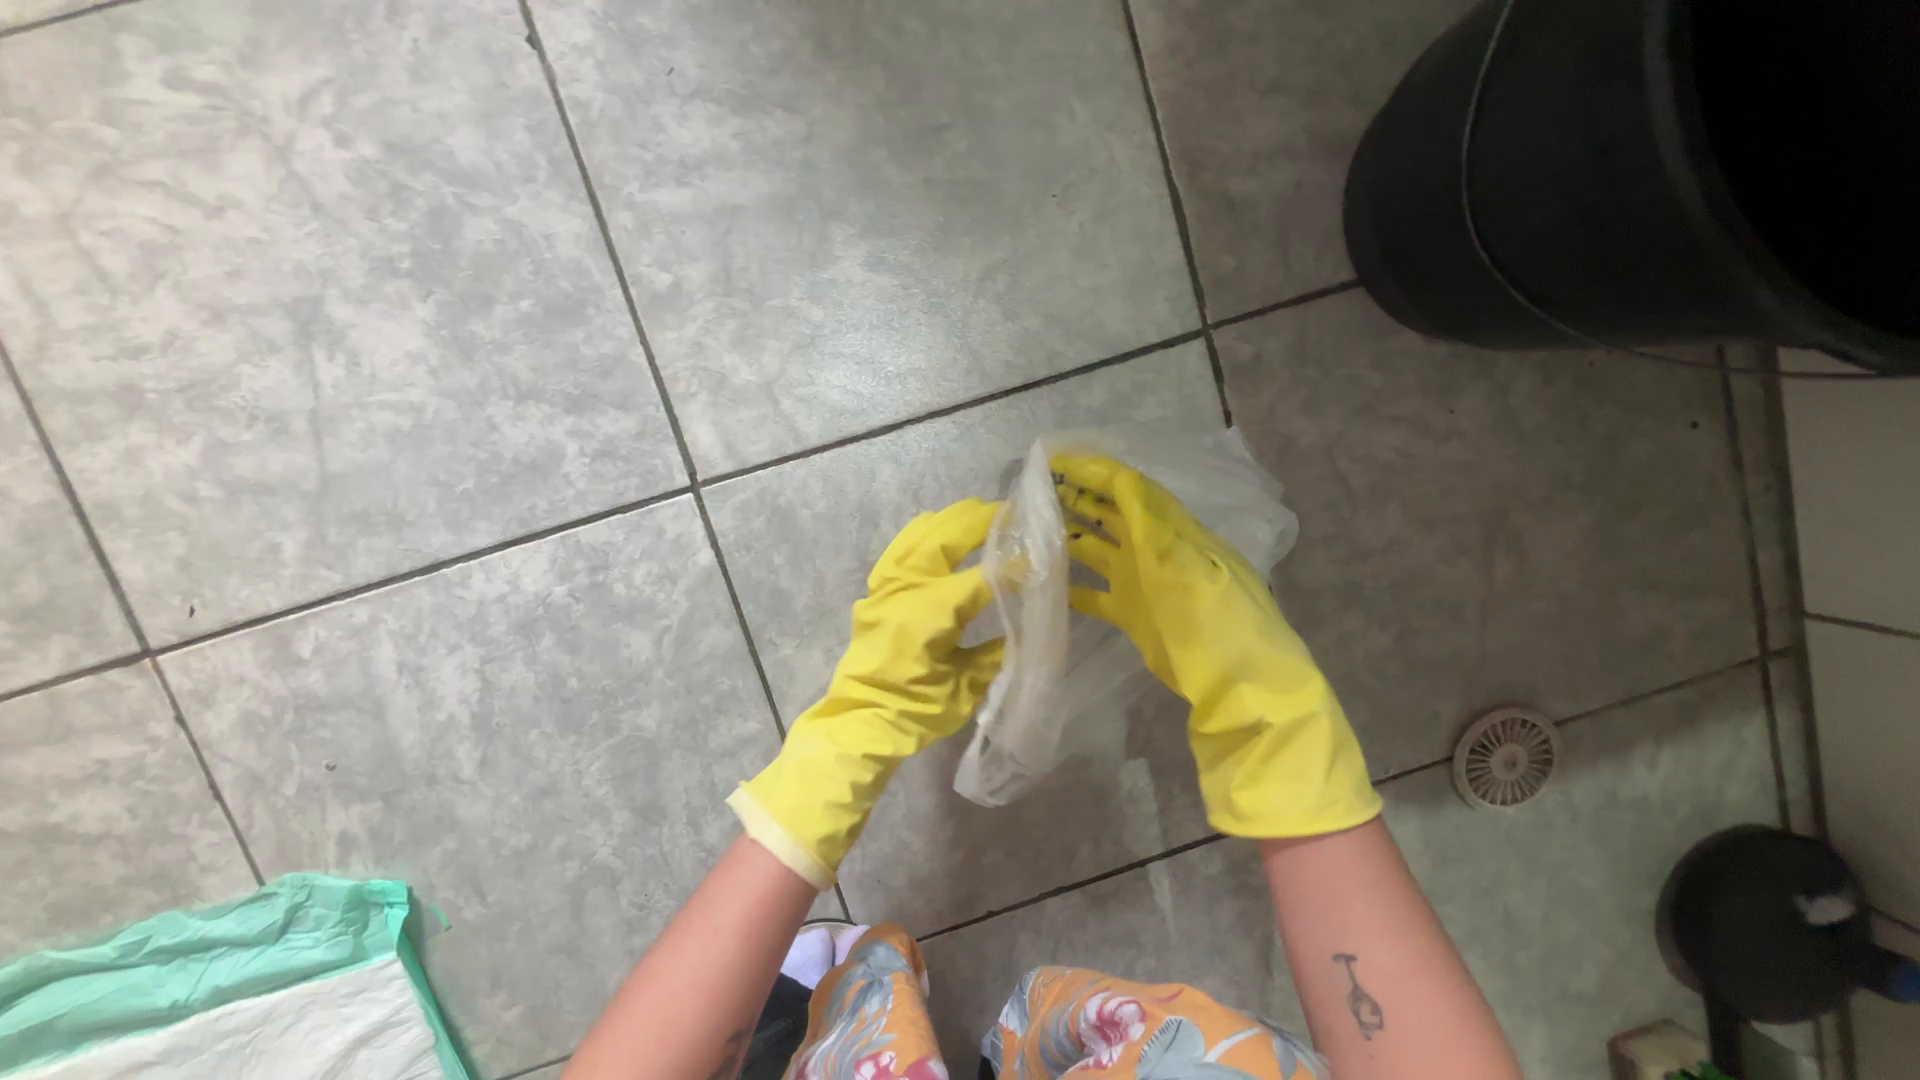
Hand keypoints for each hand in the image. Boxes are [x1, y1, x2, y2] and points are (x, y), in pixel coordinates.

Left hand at [729, 498, 1004, 887]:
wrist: (859, 724)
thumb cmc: (914, 713)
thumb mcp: (963, 690)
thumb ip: (994, 654)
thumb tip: (1024, 628)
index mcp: (930, 615)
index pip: (980, 579)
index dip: (1011, 568)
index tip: (1039, 556)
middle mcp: (905, 592)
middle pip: (943, 540)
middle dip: (978, 523)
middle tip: (1009, 514)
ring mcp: (885, 590)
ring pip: (916, 538)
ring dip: (949, 523)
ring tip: (977, 512)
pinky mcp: (875, 595)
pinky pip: (898, 552)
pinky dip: (920, 535)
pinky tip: (935, 530)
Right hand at [1054, 455, 1380, 838]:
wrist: (1240, 682)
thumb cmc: (1217, 618)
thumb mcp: (1187, 564)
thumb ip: (1153, 524)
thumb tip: (1118, 479)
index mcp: (1170, 530)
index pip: (1126, 486)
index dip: (1091, 470)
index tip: (1051, 463)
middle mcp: (1154, 548)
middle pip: (1109, 511)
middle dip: (1074, 495)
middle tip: (1031, 490)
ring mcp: (1142, 582)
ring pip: (1098, 548)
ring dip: (1068, 535)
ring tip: (1030, 527)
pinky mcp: (1133, 614)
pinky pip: (1095, 593)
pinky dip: (1072, 587)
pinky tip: (1045, 583)